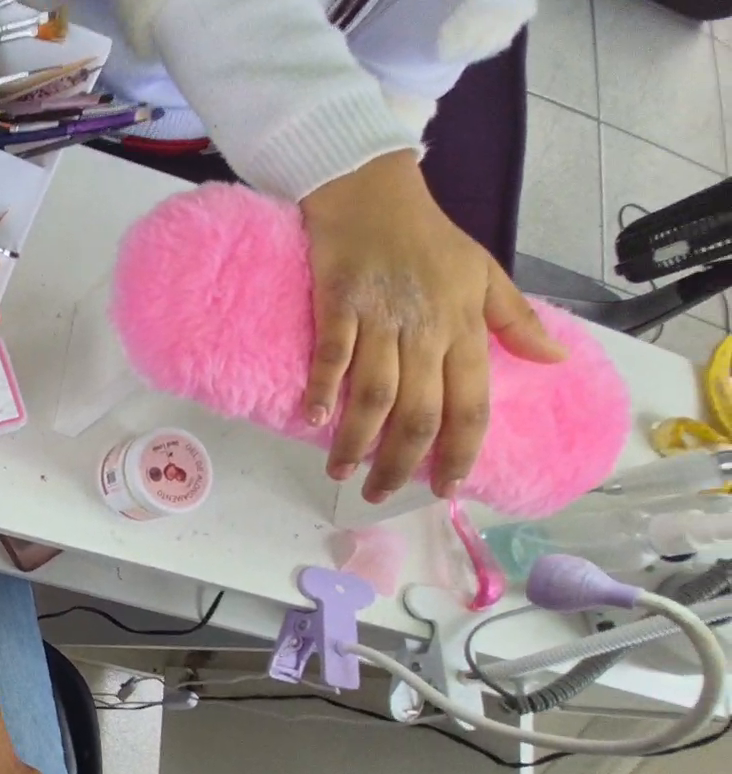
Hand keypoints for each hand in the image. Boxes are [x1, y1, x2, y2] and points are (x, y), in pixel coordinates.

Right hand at [300, 151, 564, 502]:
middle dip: (401, 460)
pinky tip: (310, 418)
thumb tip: (553, 360)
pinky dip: (320, 388)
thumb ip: (513, 320)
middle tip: (380, 493)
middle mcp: (425, 330)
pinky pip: (331, 354)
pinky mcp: (338, 304)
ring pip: (373, 393)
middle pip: (418, 410)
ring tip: (338, 471)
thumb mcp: (483, 273)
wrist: (370, 191)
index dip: (459, 450)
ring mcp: (380, 318)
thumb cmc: (424, 236)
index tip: (444, 488)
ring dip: (355, 439)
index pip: (470, 403)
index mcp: (462, 327)